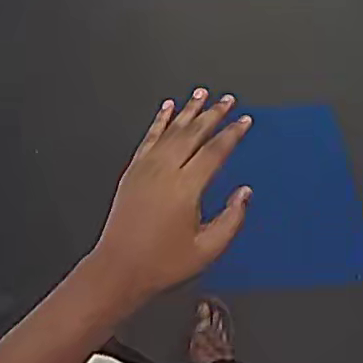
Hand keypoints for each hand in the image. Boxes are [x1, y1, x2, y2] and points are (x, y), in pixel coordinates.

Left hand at [82, 88, 252, 305]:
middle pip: (194, 133)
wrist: (118, 269)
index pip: (214, 151)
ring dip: (189, 109)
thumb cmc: (161, 263)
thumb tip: (244, 193)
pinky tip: (167, 108)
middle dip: (213, 113)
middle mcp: (164, 172)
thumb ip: (231, 219)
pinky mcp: (133, 171)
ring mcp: (146, 168)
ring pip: (172, 129)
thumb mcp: (207, 249)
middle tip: (228, 100)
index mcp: (185, 188)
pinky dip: (160, 120)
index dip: (232, 133)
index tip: (244, 120)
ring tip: (202, 93)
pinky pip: (149, 137)